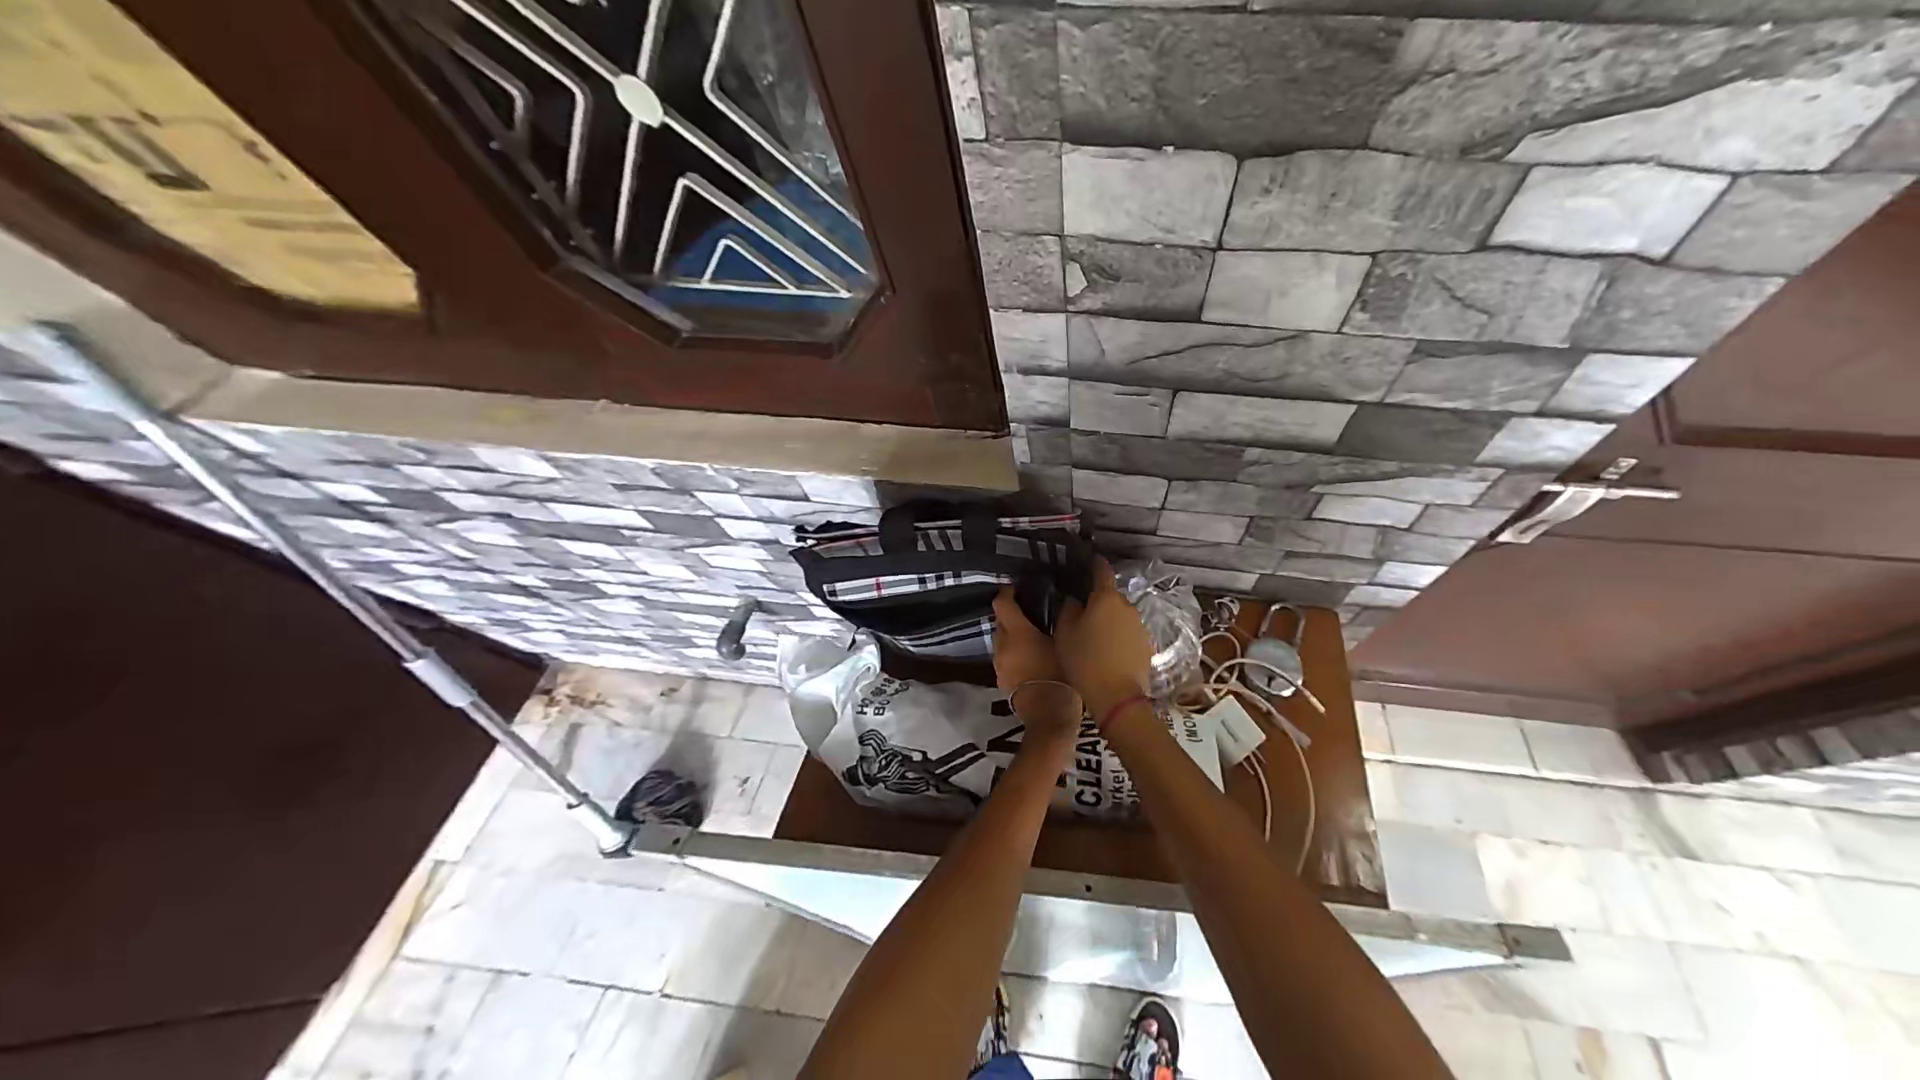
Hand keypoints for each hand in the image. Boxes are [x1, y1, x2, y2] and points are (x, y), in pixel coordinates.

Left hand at [992, 588, 1077, 748]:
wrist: (1048, 716)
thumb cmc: (1060, 677)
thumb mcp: (1065, 645)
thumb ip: (1058, 625)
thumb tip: (1063, 609)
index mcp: (1017, 633)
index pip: (1002, 604)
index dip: (1007, 593)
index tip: (1017, 589)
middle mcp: (1002, 645)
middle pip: (999, 621)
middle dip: (1010, 615)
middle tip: (1029, 612)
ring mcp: (998, 664)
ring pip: (1000, 641)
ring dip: (1011, 636)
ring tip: (1030, 637)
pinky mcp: (1000, 680)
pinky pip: (1003, 658)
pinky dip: (1012, 653)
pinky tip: (1028, 658)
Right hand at [1053, 557, 1154, 723]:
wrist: (1117, 696)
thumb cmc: (1085, 660)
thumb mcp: (1064, 633)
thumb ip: (1068, 609)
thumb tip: (1074, 600)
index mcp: (1106, 598)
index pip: (1101, 570)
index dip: (1093, 563)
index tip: (1087, 559)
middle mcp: (1127, 606)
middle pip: (1110, 596)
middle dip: (1097, 601)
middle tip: (1079, 613)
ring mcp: (1140, 626)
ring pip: (1119, 616)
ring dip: (1107, 620)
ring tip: (1091, 636)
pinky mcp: (1146, 645)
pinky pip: (1127, 633)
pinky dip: (1117, 636)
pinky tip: (1105, 651)